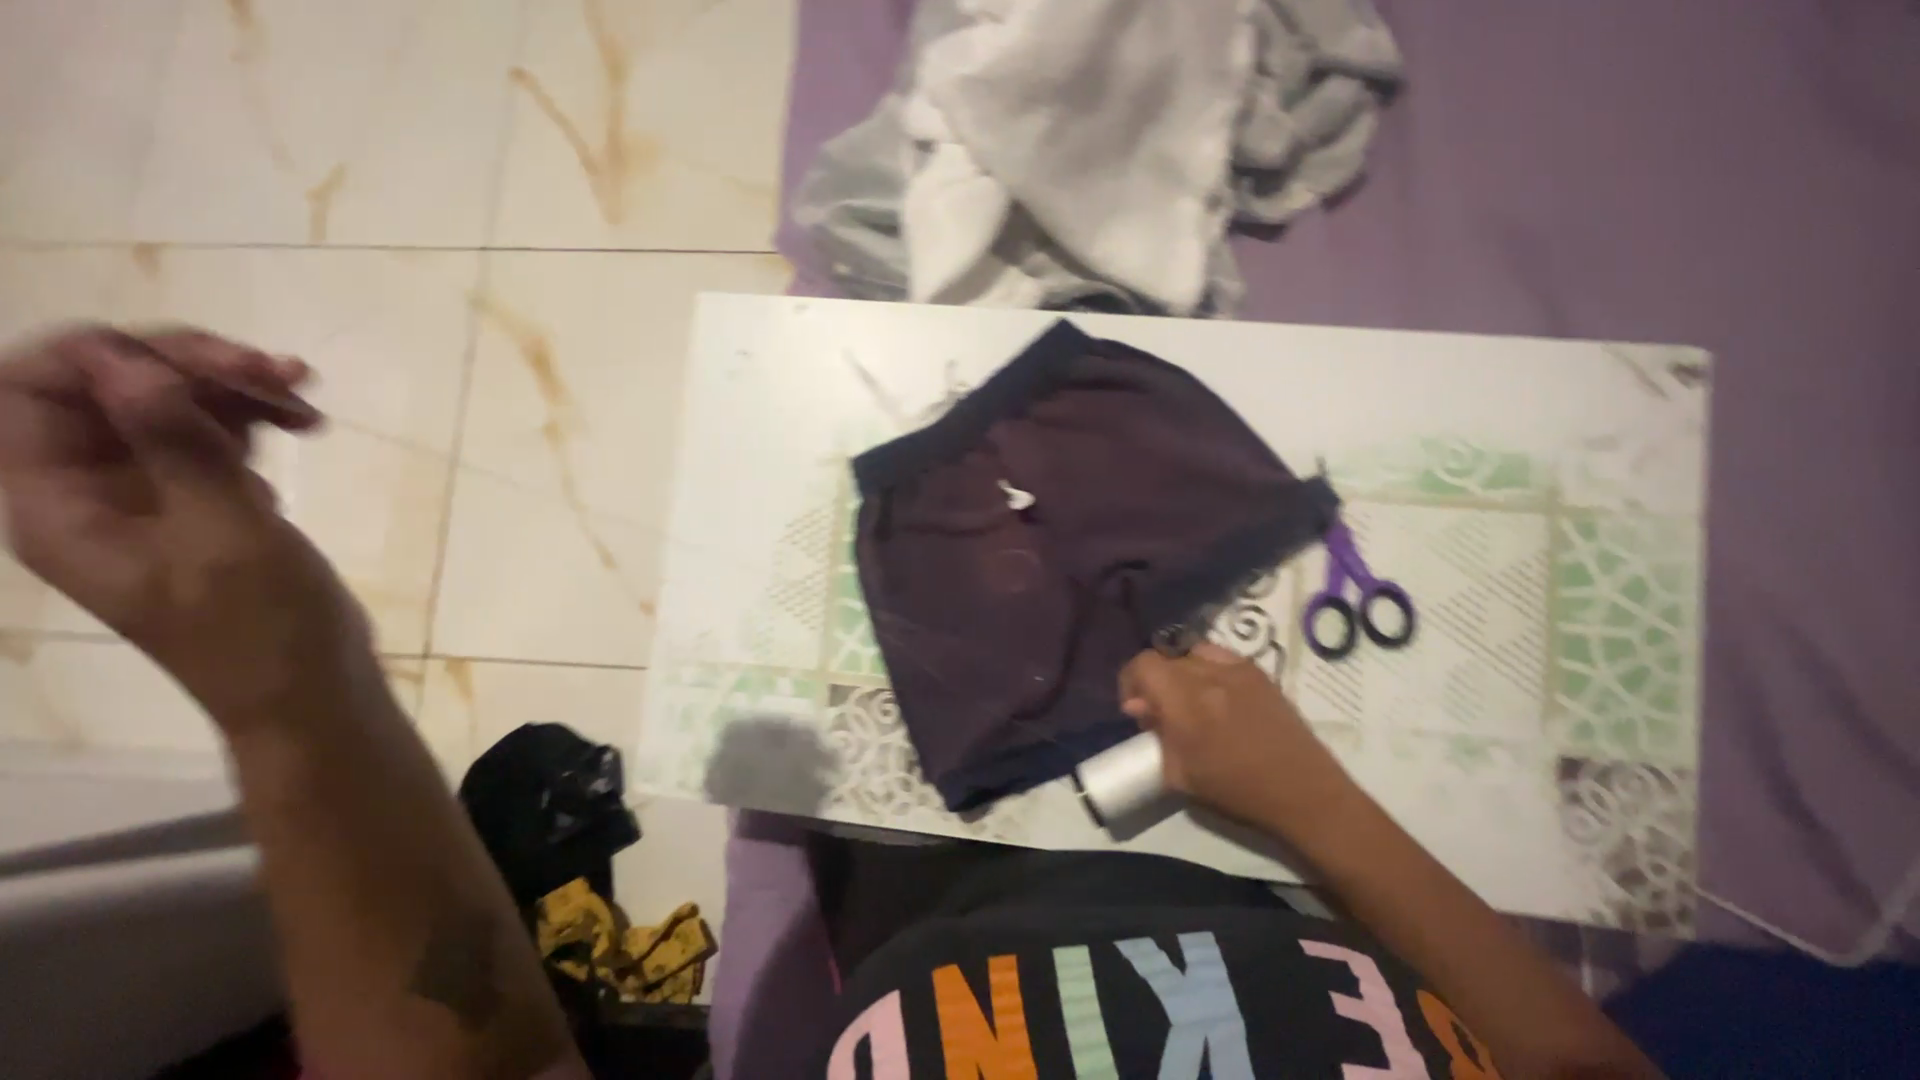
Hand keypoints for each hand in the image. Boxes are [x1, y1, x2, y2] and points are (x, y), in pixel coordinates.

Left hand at [0, 325, 378, 727]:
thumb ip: (175, 446)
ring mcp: (153, 497)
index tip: (209, 359)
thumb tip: (131, 361)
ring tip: (305, 392)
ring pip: (170, 407)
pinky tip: (303, 427)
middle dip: (191, 366)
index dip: (110, 357)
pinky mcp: (208, 505)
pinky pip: (212, 437)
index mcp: (59, 503)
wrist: (312, 690)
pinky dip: (255, 419)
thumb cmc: (260, 626)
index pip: (36, 390)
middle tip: (278, 370)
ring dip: (235, 388)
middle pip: (111, 389)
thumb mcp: (223, 534)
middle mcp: (91, 491)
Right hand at [1119, 643, 1357, 830]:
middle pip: (1166, 656)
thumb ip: (1157, 735)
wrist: (1303, 791)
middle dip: (1155, 680)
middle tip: (1160, 711)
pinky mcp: (1261, 673)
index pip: (1143, 664)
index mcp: (1186, 700)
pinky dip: (1209, 670)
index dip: (1130, 682)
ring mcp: (1238, 669)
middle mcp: (1210, 674)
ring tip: (1189, 701)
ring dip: (1181, 672)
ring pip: (1193, 652)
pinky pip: (1221, 657)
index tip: (1135, 709)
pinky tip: (1218, 698)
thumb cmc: (1237, 790)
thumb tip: (1142, 709)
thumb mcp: (1180, 774)